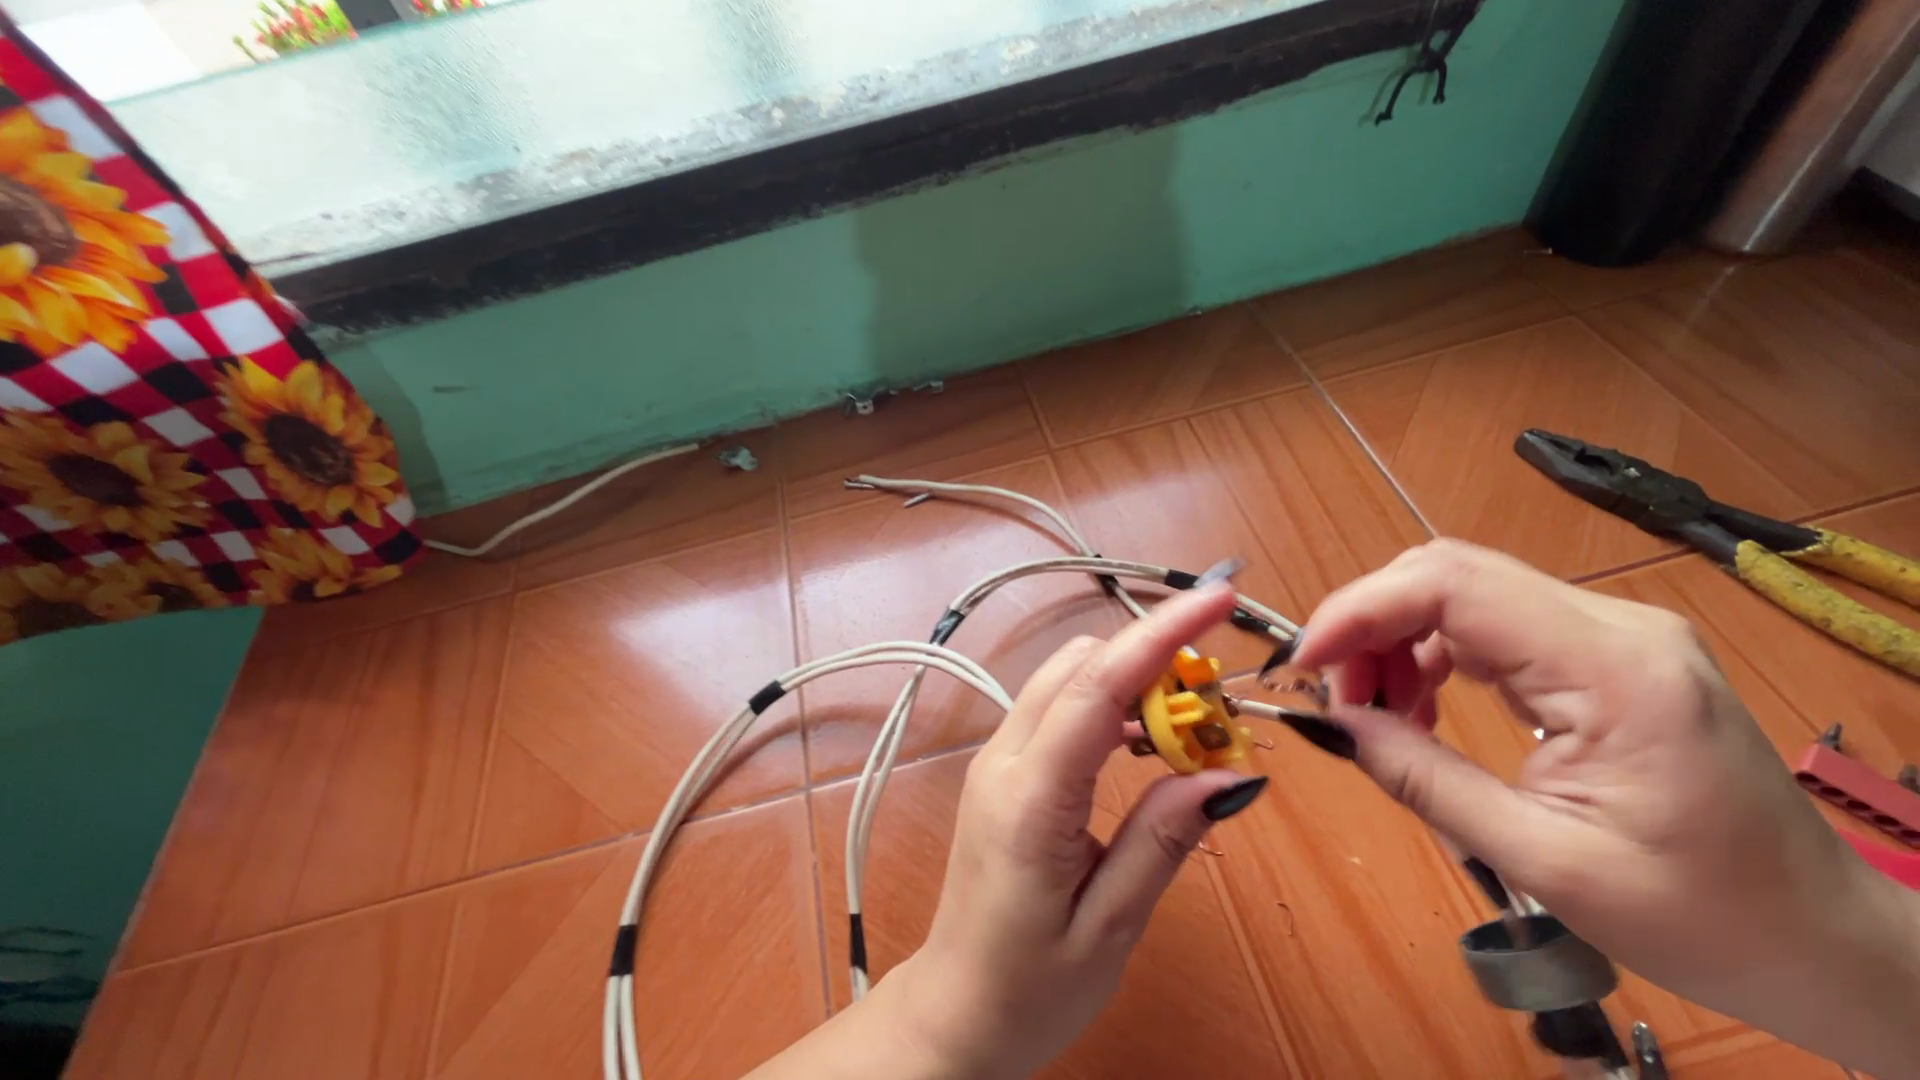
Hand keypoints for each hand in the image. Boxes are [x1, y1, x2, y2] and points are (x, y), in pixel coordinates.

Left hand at [873, 584, 1265, 1078]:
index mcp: (1028, 798)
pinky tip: (1147, 746)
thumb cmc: (1029, 987)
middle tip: (1218, 700)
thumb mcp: (1110, 927)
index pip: (1094, 688)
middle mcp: (1003, 760)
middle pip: (1079, 665)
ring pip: (1068, 679)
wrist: (955, 1010)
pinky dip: (1110, 706)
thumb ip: (1163, 840)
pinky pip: (1060, 710)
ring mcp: (997, 760)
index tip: (1215, 598)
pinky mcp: (1004, 771)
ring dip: (1133, 680)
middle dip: (1153, 657)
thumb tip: (1227, 774)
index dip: (1158, 635)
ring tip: (1193, 728)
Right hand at [1291, 539, 1919, 1074]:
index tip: (1303, 662)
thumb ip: (1422, 778)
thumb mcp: (1542, 860)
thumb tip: (1330, 722)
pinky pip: (1490, 623)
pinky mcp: (1603, 650)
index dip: (1359, 609)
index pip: (1452, 584)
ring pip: (1462, 592)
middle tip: (1338, 697)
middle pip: (1450, 573)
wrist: (1823, 940)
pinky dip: (1432, 653)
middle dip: (1370, 624)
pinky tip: (1421, 705)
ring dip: (1395, 639)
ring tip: (1375, 711)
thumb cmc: (1700, 916)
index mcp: (1612, 668)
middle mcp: (1614, 624)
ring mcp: (1612, 631)